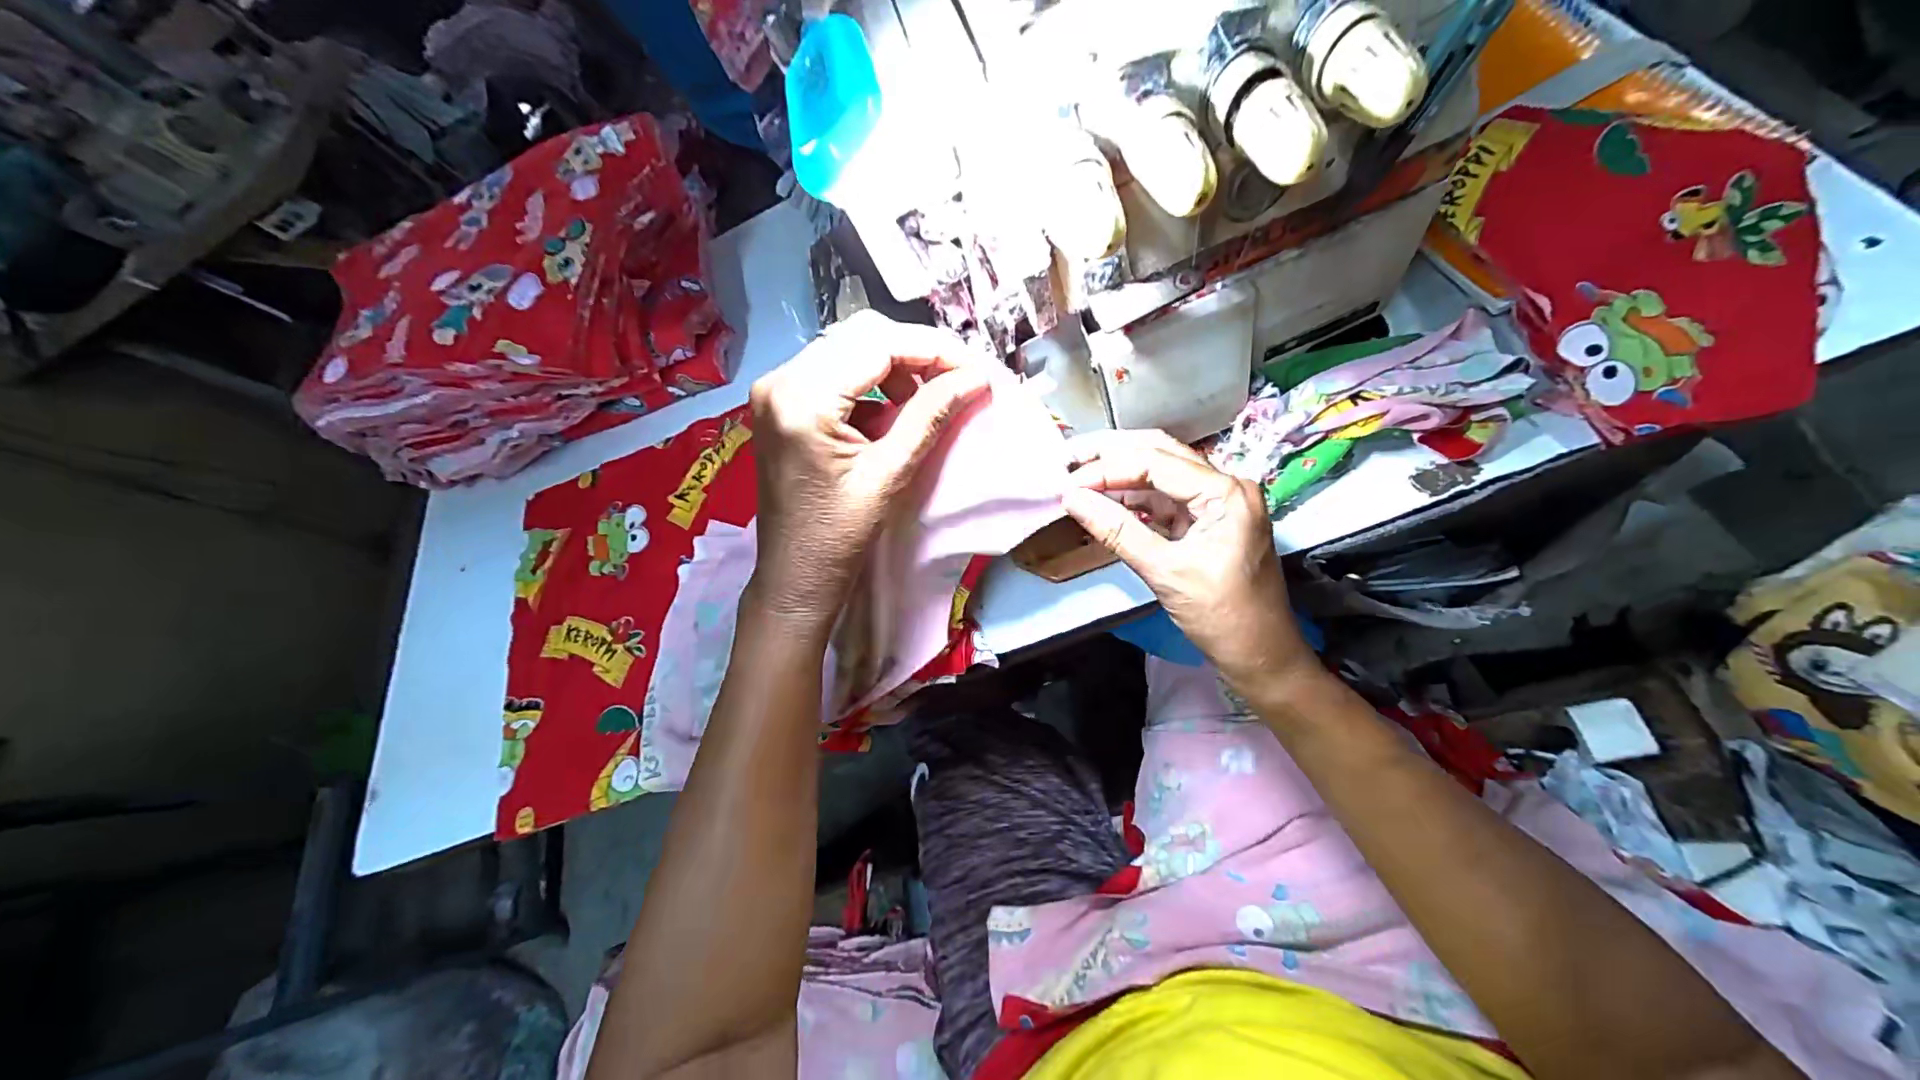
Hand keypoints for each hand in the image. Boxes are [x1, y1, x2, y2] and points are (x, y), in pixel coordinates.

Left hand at [747, 311, 990, 627]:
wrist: (795, 577)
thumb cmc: (838, 537)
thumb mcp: (889, 475)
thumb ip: (930, 416)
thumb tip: (976, 377)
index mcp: (801, 399)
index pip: (876, 345)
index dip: (932, 349)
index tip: (974, 368)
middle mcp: (780, 381)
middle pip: (860, 337)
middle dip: (915, 353)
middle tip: (957, 379)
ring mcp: (776, 390)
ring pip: (849, 349)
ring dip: (895, 365)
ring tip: (927, 399)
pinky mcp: (781, 403)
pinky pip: (834, 372)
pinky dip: (871, 382)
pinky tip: (895, 409)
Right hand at [1061, 430, 1317, 697]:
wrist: (1260, 655)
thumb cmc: (1222, 616)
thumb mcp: (1165, 572)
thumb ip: (1117, 530)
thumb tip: (1072, 499)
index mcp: (1225, 492)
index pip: (1155, 462)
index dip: (1107, 468)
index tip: (1068, 481)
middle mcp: (1225, 486)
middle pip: (1159, 454)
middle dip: (1112, 455)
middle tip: (1068, 458)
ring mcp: (1216, 503)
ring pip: (1160, 474)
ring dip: (1119, 476)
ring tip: (1078, 477)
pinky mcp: (1205, 522)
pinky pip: (1164, 500)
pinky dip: (1133, 500)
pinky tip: (1103, 501)